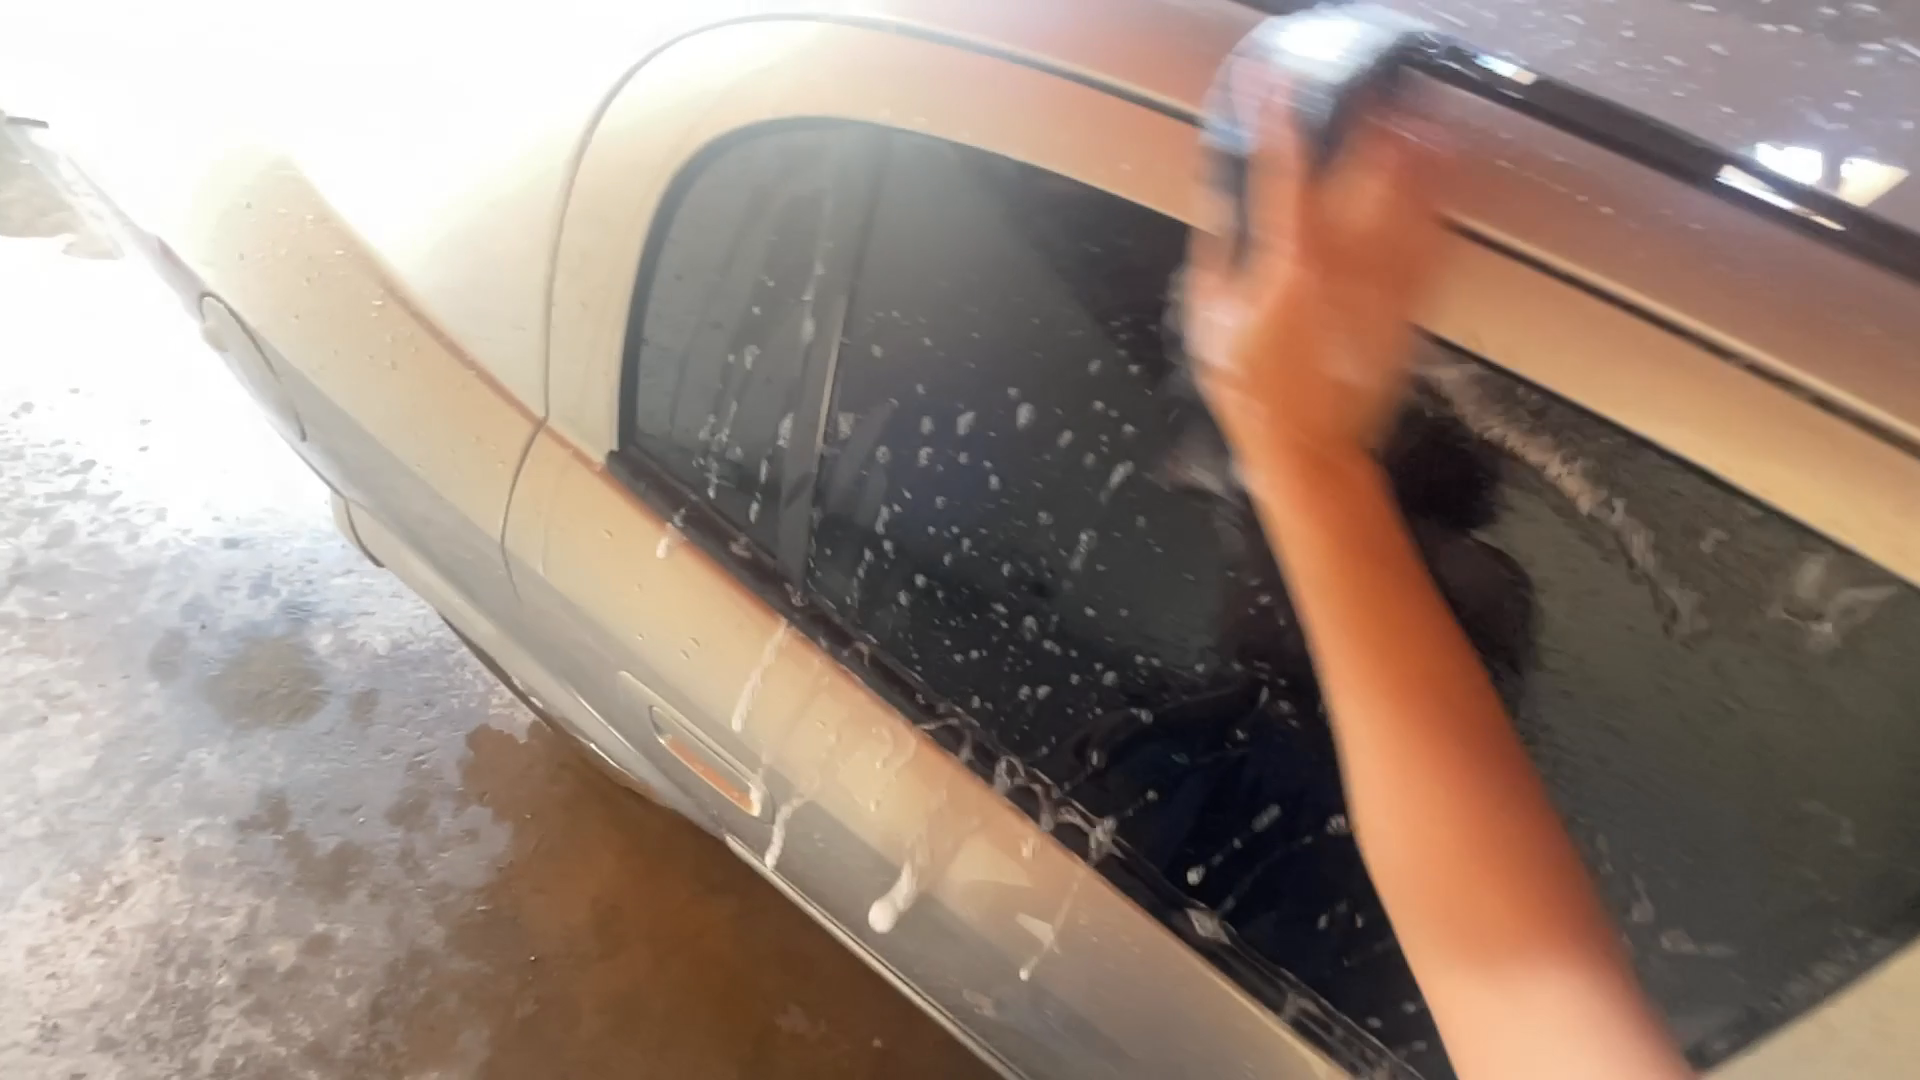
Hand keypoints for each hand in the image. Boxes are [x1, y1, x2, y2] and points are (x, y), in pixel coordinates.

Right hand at [1183, 94, 1449, 468]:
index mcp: (1288, 261)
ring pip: (1416, 190)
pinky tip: (1442, 176)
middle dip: (1369, 114)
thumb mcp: (1209, 323)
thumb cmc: (1252, 391)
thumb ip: (1215, 253)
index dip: (1275, 117)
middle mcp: (1345, 258)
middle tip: (1369, 85)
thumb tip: (1217, 202)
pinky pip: (1438, 237)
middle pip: (1369, 162)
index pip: (1283, 167)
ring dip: (1417, 144)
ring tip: (1417, 112)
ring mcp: (1386, 279)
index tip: (1269, 84)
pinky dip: (1441, 199)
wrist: (1307, 444)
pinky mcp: (1411, 302)